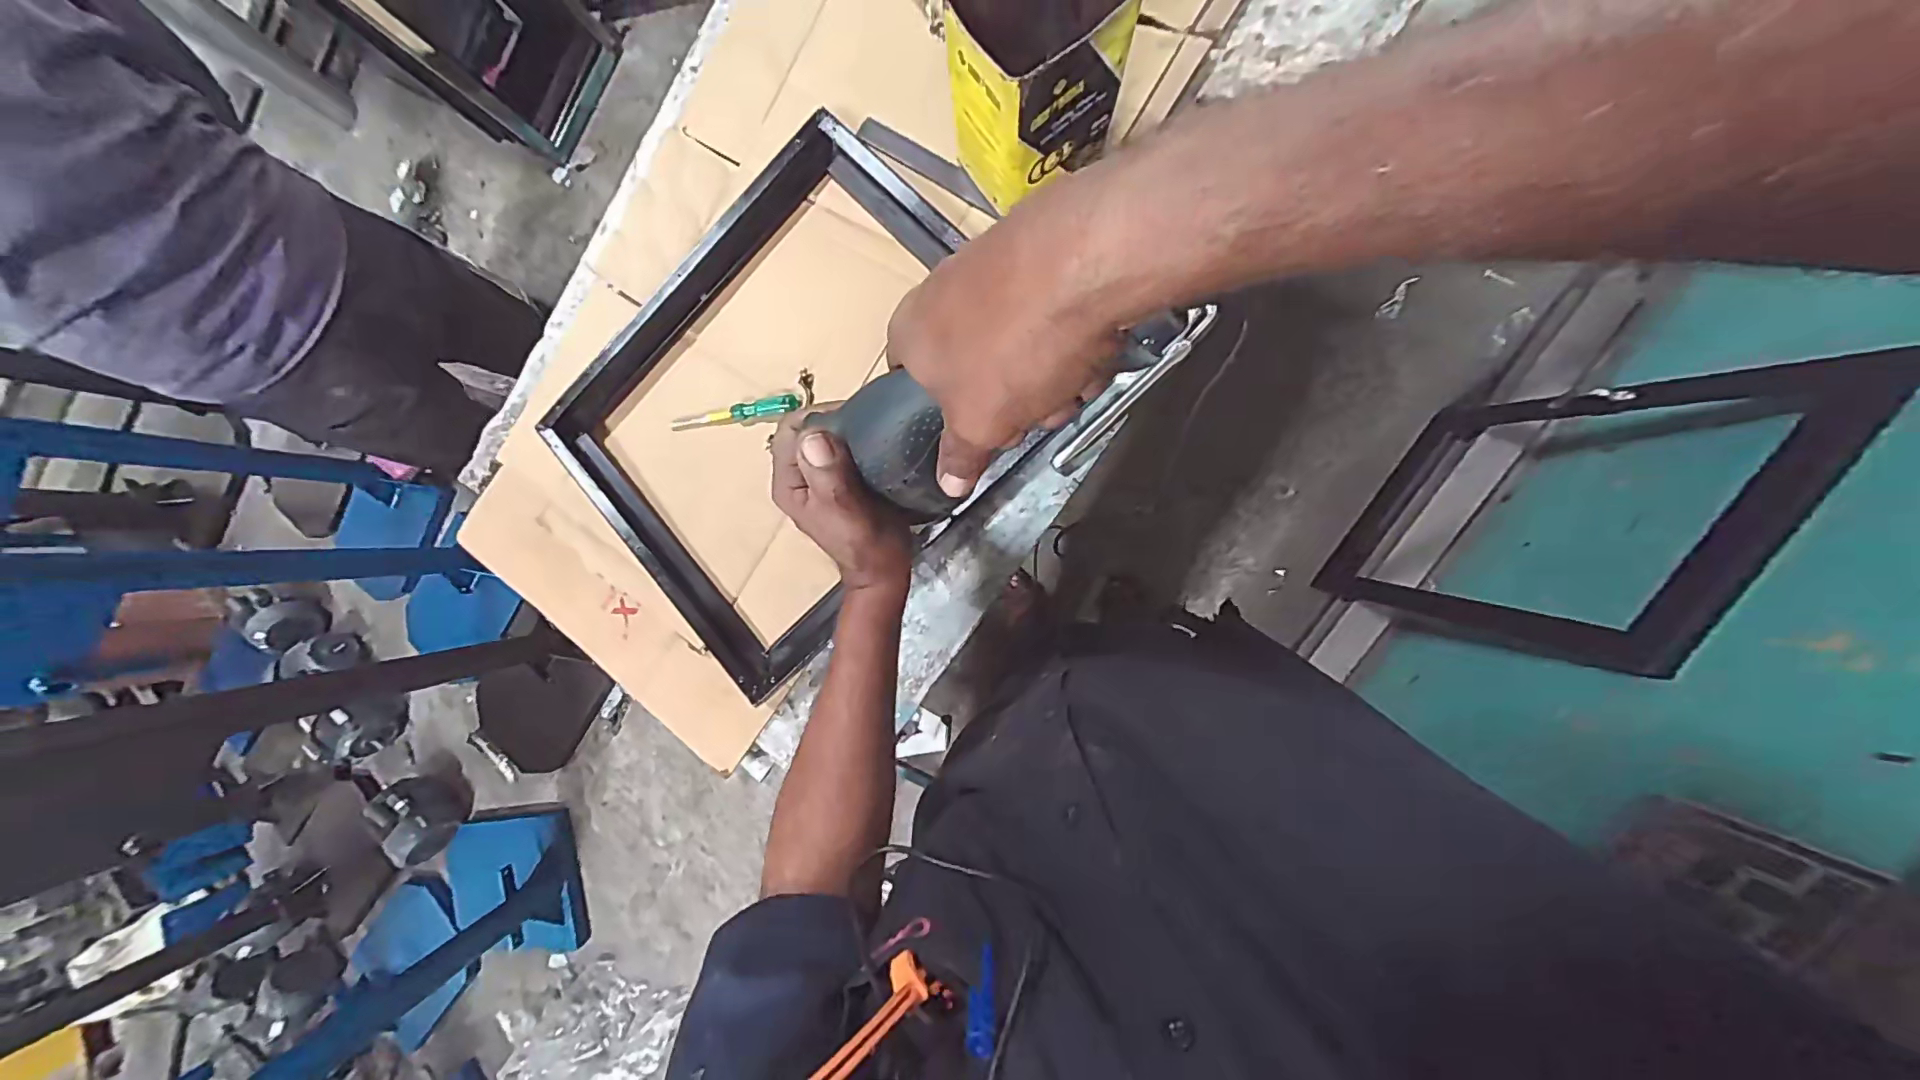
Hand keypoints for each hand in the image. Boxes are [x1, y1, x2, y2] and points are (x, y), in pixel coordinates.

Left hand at [770, 411, 910, 592]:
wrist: (883, 571)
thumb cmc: (866, 546)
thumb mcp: (846, 511)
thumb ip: (828, 476)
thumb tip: (814, 437)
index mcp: (789, 484)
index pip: (791, 430)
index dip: (818, 418)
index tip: (851, 419)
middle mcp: (797, 477)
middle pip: (805, 429)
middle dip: (833, 420)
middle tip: (866, 423)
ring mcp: (817, 478)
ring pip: (823, 436)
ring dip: (846, 429)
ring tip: (872, 430)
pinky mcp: (837, 479)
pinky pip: (840, 448)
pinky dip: (855, 441)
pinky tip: (874, 443)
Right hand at [887, 194, 1126, 498]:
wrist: (1085, 257)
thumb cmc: (1012, 348)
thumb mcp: (981, 422)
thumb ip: (961, 455)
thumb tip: (948, 485)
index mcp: (910, 334)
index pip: (911, 386)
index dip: (947, 417)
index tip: (981, 431)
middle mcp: (943, 296)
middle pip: (977, 373)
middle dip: (1015, 402)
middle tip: (1038, 412)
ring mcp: (993, 273)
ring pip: (1021, 351)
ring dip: (1052, 380)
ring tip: (1077, 379)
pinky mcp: (1042, 258)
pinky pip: (1051, 318)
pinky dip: (1072, 340)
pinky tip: (1095, 345)